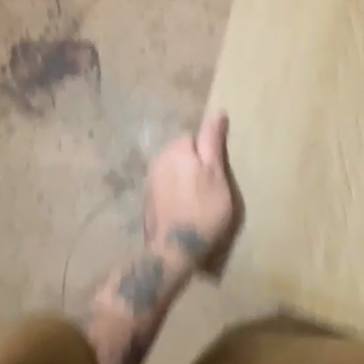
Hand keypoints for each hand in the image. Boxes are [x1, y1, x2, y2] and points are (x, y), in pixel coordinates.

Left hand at [142, 112, 236, 272]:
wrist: (172, 251)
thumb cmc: (202, 211)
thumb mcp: (216, 174)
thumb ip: (213, 141)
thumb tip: (217, 112)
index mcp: (176, 149)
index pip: (193, 136)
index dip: (207, 152)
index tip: (217, 171)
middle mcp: (158, 158)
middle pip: (181, 152)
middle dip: (194, 163)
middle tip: (210, 187)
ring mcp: (150, 180)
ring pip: (172, 169)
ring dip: (183, 179)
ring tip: (198, 201)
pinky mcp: (146, 199)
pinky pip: (165, 187)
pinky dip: (174, 193)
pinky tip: (183, 210)